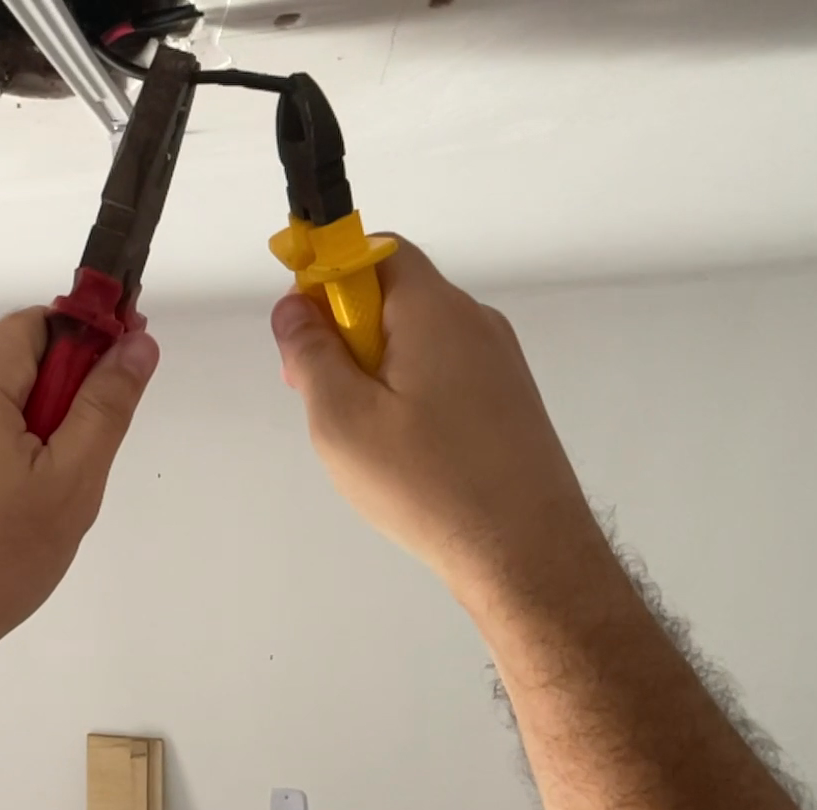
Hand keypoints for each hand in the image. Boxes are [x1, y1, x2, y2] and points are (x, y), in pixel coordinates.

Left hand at [0, 308, 158, 655]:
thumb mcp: (70, 480)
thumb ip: (107, 403)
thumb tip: (136, 344)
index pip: (48, 324)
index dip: (94, 348)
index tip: (120, 385)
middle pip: (21, 360)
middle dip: (60, 403)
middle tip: (70, 469)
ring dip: (31, 432)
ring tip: (33, 497)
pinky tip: (3, 504)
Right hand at [272, 238, 603, 601]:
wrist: (524, 551)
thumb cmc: (424, 481)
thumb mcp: (342, 418)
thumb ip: (311, 354)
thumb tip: (292, 307)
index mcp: (434, 311)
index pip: (376, 251)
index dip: (326, 277)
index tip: (300, 333)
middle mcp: (473, 322)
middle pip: (393, 297)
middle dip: (342, 333)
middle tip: (316, 396)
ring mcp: (497, 363)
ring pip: (414, 341)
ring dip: (371, 370)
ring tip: (356, 435)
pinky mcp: (506, 402)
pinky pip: (440, 374)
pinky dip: (404, 394)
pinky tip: (397, 450)